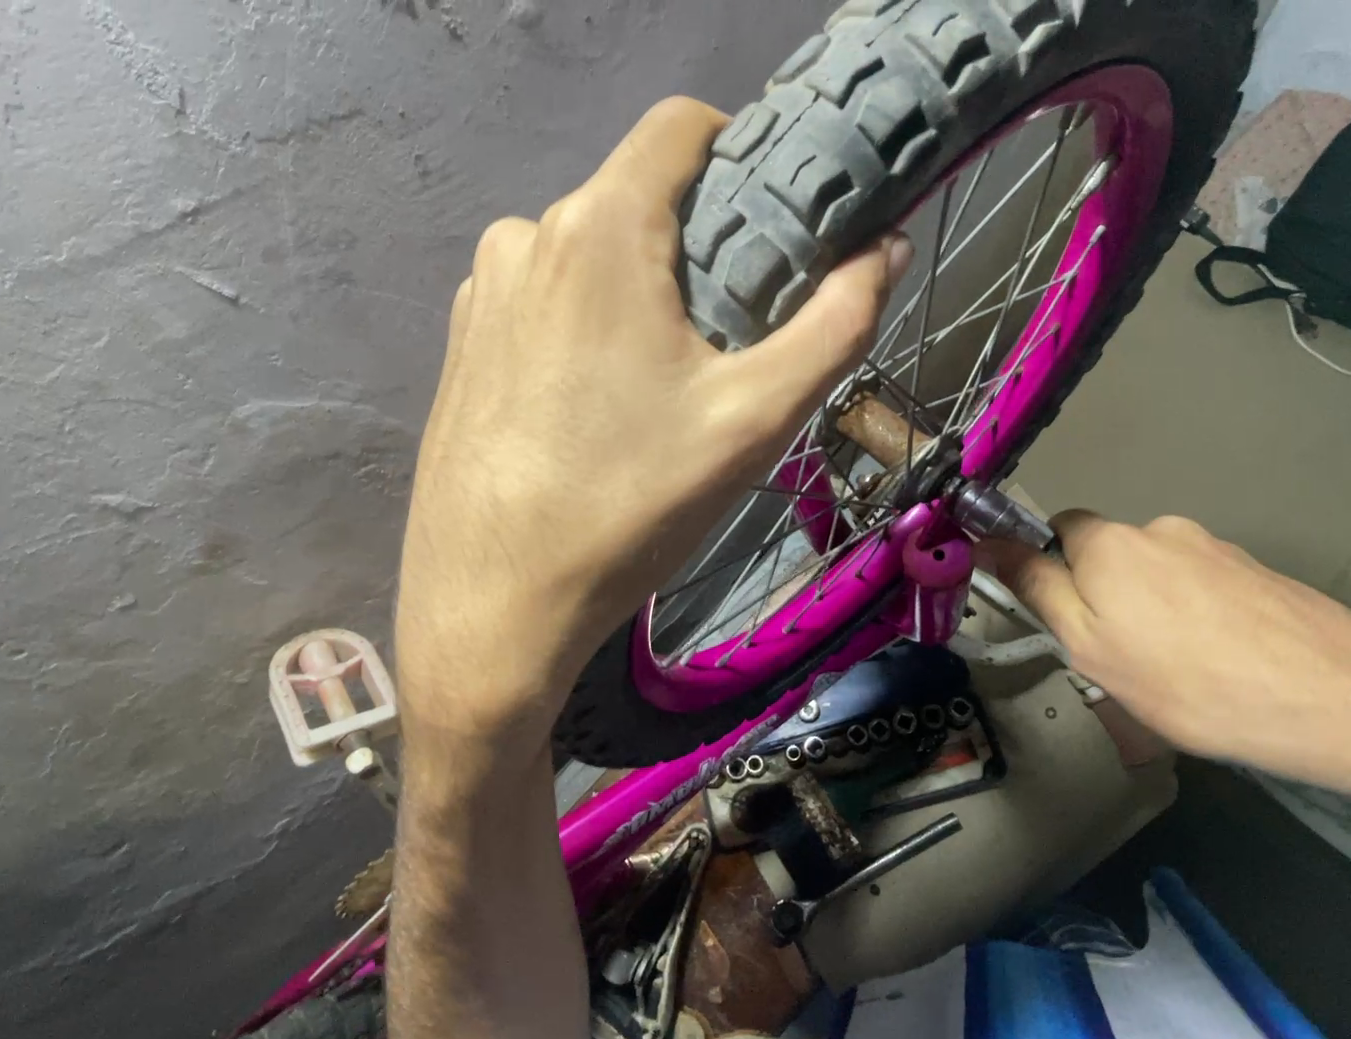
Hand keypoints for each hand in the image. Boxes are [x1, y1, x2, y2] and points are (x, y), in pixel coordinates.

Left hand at [395, 98, 908, 752]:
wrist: (495, 600)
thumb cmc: (629, 504)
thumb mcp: (754, 420)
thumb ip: (835, 324)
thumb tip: (888, 249)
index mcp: (596, 227)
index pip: (681, 126)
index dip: (743, 155)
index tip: (775, 228)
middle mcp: (526, 235)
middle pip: (638, 199)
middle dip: (697, 247)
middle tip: (733, 335)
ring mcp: (483, 291)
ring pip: (590, 254)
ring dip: (640, 293)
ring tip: (664, 385)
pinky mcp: (463, 343)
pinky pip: (545, 302)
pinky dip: (587, 327)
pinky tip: (597, 408)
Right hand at [985, 512, 1350, 771]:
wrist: (1334, 699)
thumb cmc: (1185, 681)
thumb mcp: (1087, 645)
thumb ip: (1036, 588)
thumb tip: (990, 542)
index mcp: (1109, 542)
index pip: (1054, 530)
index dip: (1048, 571)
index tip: (1062, 621)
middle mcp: (1160, 530)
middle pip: (1107, 554)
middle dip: (1102, 595)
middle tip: (1118, 658)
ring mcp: (1215, 548)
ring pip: (1157, 575)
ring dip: (1151, 608)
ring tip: (1175, 670)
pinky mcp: (1258, 572)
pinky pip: (1201, 589)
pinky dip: (1195, 617)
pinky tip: (1218, 662)